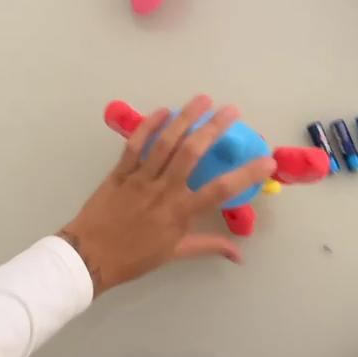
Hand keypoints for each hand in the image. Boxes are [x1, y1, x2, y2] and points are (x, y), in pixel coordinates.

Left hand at [59, 94, 274, 295]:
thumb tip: (239, 253)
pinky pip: (135, 145)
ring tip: (202, 99)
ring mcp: (140, 178)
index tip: (267, 160)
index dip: (246, 174)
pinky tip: (162, 110)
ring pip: (164, 142)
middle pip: (191, 152)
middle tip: (231, 110)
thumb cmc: (135, 257)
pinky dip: (148, 126)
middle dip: (213, 128)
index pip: (220, 191)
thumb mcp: (175, 253)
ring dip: (185, 117)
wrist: (90, 257)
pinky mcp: (119, 172)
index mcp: (180, 213)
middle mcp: (163, 191)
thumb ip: (208, 246)